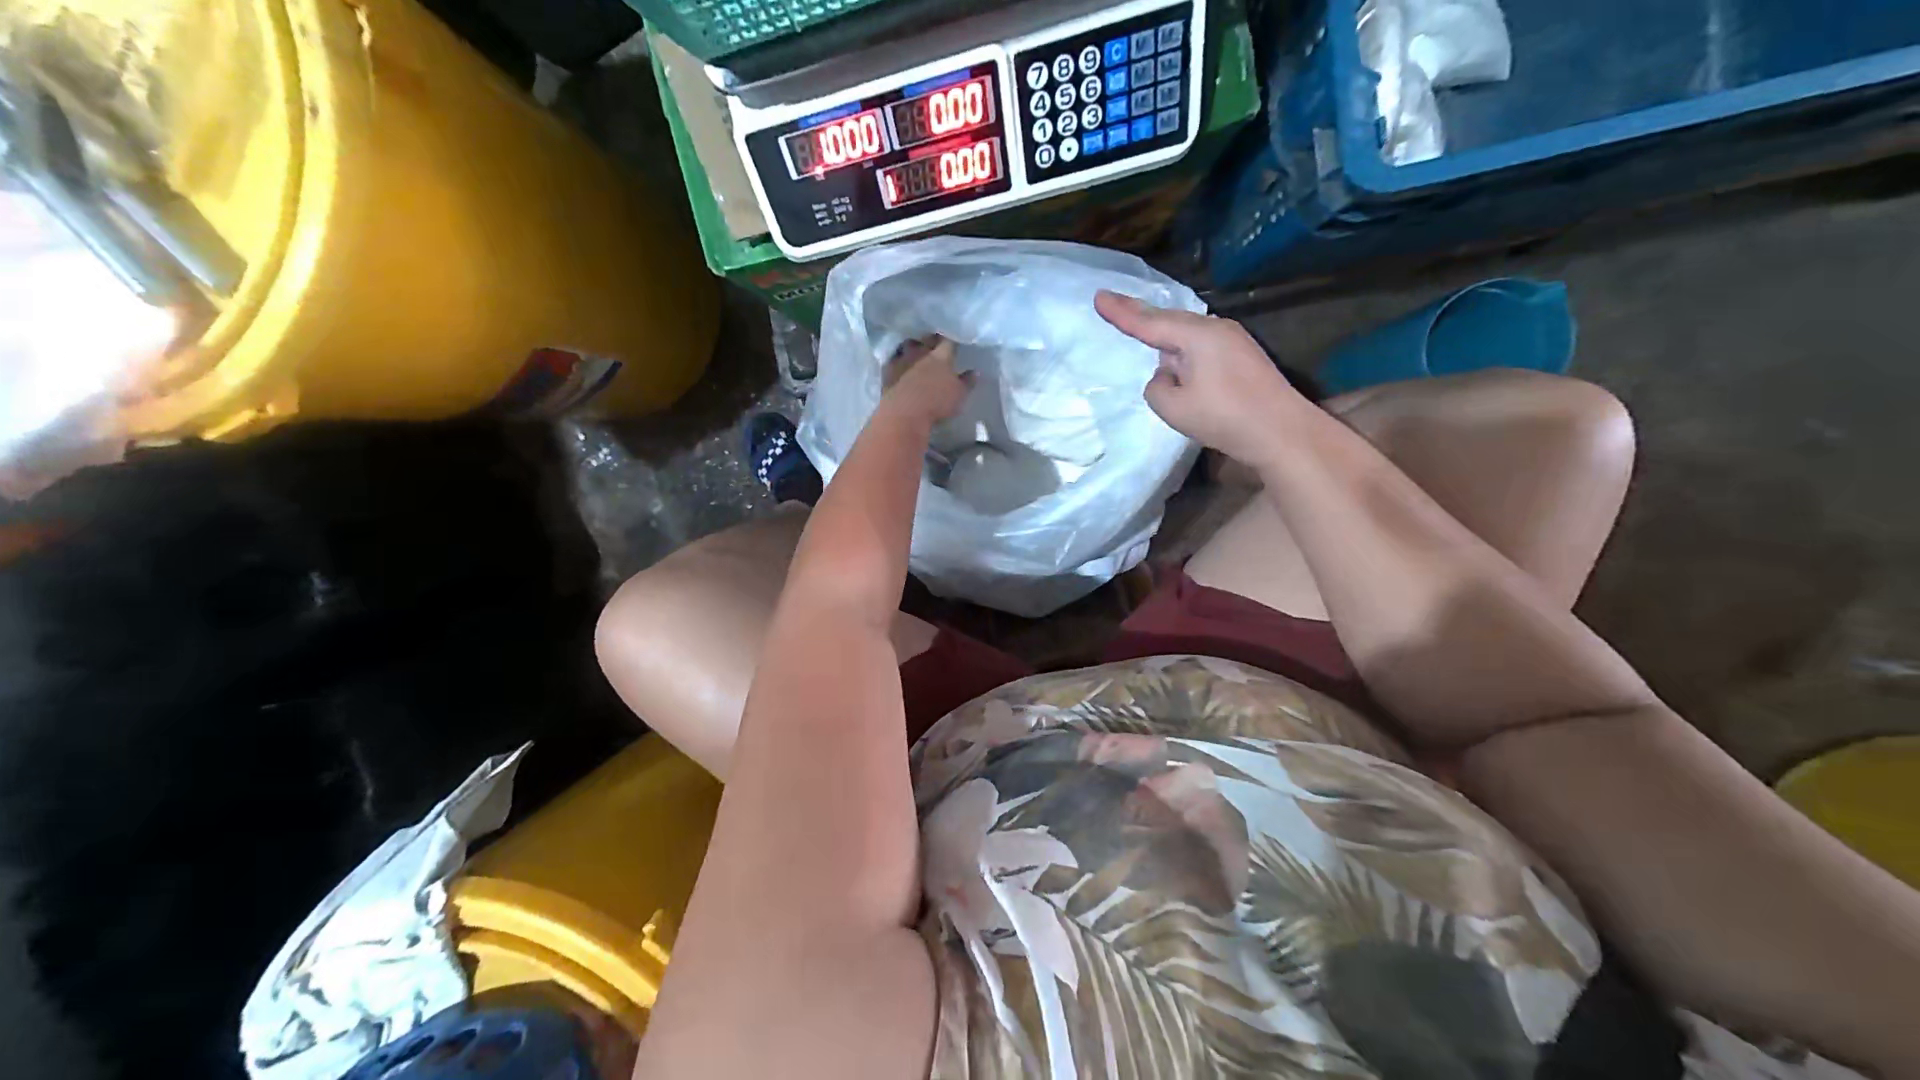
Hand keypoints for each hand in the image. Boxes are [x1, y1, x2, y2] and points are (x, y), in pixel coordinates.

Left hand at [880, 337, 970, 424]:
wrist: (904, 413)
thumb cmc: (937, 402)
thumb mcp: (959, 395)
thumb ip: (967, 382)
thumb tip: (975, 372)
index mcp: (941, 356)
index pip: (948, 341)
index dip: (951, 340)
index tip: (954, 342)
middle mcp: (921, 352)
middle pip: (926, 338)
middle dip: (931, 339)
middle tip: (935, 342)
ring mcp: (902, 360)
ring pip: (907, 344)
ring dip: (912, 345)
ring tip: (915, 349)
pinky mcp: (887, 371)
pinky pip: (892, 359)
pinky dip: (897, 359)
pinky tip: (899, 362)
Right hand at [1095, 291, 1310, 464]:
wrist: (1282, 431)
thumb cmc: (1224, 418)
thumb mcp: (1173, 407)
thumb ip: (1156, 387)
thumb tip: (1167, 376)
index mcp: (1196, 335)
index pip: (1149, 322)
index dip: (1121, 311)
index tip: (1098, 296)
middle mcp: (1216, 328)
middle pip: (1169, 322)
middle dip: (1143, 319)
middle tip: (1113, 307)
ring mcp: (1233, 340)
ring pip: (1187, 336)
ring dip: (1166, 342)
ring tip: (1145, 340)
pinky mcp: (1242, 357)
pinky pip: (1201, 347)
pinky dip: (1184, 354)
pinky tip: (1180, 368)